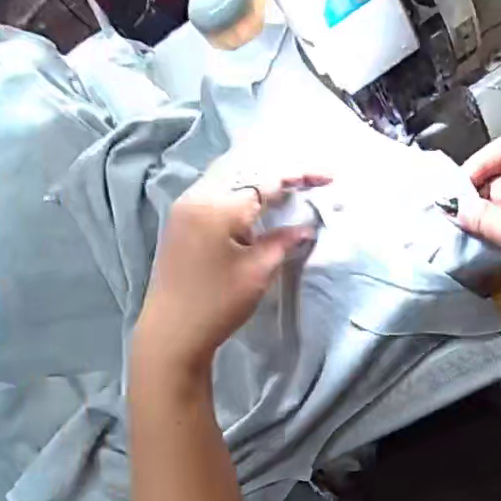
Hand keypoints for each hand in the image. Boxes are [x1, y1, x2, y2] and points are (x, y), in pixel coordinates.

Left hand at [133, 167, 324, 385]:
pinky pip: (214, 191)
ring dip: (258, 179)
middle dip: (279, 171)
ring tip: (287, 189)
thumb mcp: (257, 272)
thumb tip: (305, 227)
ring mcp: (184, 207)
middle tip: (309, 180)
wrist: (171, 332)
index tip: (328, 178)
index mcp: (217, 207)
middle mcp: (197, 196)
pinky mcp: (180, 221)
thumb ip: (283, 242)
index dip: (300, 175)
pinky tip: (256, 203)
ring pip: (228, 177)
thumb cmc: (217, 304)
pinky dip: (239, 190)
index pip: (266, 179)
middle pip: (245, 169)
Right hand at [456, 132, 500, 327]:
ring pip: (500, 206)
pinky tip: (472, 244)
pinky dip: (489, 235)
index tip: (459, 187)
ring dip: (480, 218)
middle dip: (476, 194)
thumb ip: (481, 215)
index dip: (483, 161)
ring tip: (457, 230)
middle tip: (451, 214)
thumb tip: (453, 209)